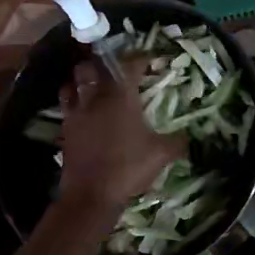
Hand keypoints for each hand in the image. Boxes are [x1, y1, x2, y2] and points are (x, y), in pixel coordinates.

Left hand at [56, 59, 183, 207]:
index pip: (128, 66)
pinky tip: (85, 107)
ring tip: (96, 83)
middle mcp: (95, 100)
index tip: (151, 59)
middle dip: (104, 63)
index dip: (140, 59)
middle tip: (118, 68)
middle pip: (91, 68)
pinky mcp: (65, 129)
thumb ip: (178, 140)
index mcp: (121, 99)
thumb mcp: (163, 153)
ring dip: (84, 78)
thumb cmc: (129, 167)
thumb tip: (189, 134)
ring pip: (72, 83)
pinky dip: (74, 98)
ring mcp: (76, 114)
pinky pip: (66, 104)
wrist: (91, 195)